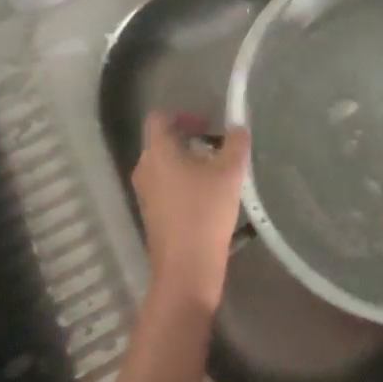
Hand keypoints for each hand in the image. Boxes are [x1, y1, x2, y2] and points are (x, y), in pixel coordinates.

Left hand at [132, 112, 249, 309]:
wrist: (187, 267)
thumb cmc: (206, 212)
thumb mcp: (230, 172)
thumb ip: (236, 143)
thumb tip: (238, 127)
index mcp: (158, 152)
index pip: (160, 118)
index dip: (184, 114)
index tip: (208, 124)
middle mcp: (145, 168)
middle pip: (162, 142)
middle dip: (190, 139)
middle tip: (218, 148)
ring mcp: (145, 193)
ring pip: (165, 165)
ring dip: (189, 162)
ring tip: (217, 174)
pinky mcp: (151, 214)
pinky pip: (165, 186)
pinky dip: (184, 183)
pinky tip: (209, 199)